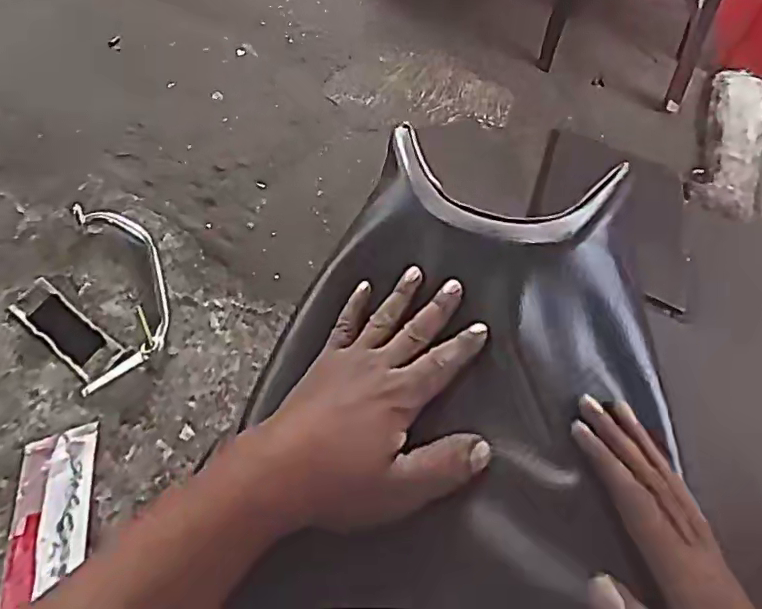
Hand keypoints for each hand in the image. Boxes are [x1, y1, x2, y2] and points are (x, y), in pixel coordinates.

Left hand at [243, 267, 490, 532]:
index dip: (463, 346)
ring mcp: (348, 360)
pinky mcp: (325, 361)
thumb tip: (482, 447)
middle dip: (438, 308)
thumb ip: (444, 465)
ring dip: (401, 296)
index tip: (480, 327)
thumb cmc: (338, 482)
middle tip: (454, 285)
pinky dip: (355, 304)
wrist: (278, 469)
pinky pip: (344, 324)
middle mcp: (377, 368)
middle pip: (415, 332)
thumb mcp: (401, 488)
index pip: (441, 365)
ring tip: (415, 273)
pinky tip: (362, 288)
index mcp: (399, 395)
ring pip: (383, 319)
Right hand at [573, 396, 754, 608]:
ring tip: (620, 408)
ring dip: (642, 442)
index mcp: (684, 573)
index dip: (607, 463)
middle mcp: (697, 548)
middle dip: (619, 438)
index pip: (638, 503)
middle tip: (588, 402)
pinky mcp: (715, 556)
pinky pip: (687, 498)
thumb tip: (595, 577)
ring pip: (672, 484)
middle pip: (654, 482)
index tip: (578, 428)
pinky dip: (666, 467)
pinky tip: (655, 455)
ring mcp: (709, 549)